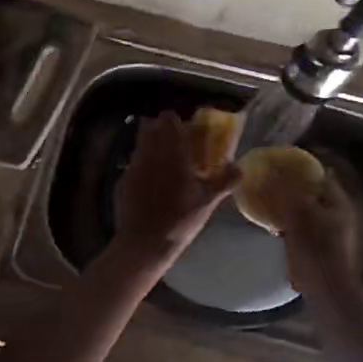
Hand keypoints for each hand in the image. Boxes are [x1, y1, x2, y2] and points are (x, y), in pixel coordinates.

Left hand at [114, 113, 240, 256]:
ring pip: (139, 142)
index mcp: (172, 154)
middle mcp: (150, 153)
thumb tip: (239, 167)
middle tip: (174, 142)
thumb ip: (224, 181)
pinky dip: (142, 163)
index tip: (185, 129)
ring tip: (163, 161)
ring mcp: (133, 165)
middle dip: (160, 128)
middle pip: (149, 125)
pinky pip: (133, 161)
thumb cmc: (180, 220)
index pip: (168, 119)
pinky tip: (151, 181)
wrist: (145, 242)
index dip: (175, 120)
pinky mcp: (123, 179)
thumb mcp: (208, 202)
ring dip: (150, 144)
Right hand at [272, 172, 362, 303]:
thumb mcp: (298, 211)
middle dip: (291, 187)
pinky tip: (271, 225)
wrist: (323, 286)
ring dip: (288, 206)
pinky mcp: (318, 247)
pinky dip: (287, 223)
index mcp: (338, 202)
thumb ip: (286, 189)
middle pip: (312, 193)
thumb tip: (274, 170)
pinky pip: (300, 228)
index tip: (279, 164)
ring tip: (266, 202)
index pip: (321, 174)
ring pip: (305, 210)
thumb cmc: (315, 246)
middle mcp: (337, 214)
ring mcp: (329, 232)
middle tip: (269, 183)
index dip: (301, 167)